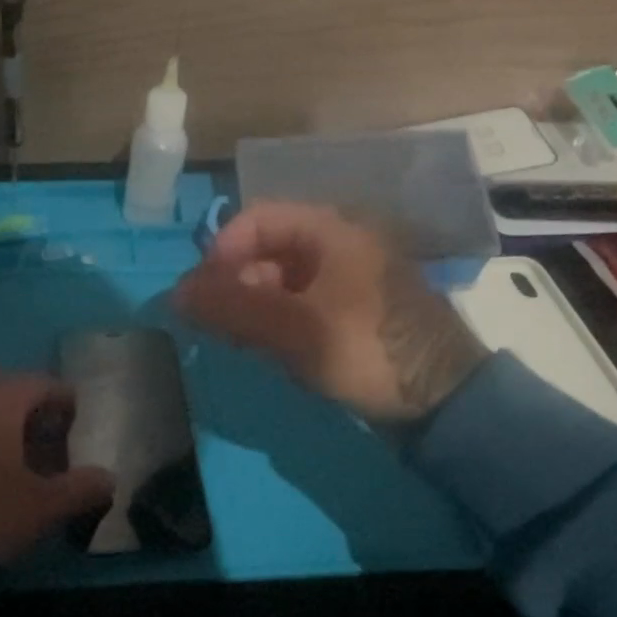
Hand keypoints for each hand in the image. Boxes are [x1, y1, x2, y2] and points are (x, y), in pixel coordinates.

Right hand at [174, 202, 488, 420]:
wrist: (442, 397)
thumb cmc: (367, 349)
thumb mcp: (294, 328)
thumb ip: (233, 307)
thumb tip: (174, 294)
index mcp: (330, 230)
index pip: (255, 219)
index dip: (219, 251)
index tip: (202, 295)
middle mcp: (338, 244)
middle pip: (265, 249)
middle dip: (232, 282)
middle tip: (215, 326)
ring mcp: (347, 279)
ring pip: (280, 281)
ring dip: (251, 306)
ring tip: (239, 343)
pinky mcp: (352, 313)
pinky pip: (300, 305)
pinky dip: (276, 322)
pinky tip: (270, 351)